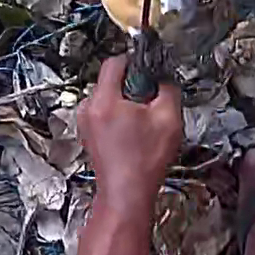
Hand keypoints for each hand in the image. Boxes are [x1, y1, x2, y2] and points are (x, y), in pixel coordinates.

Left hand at [79, 56, 183, 210]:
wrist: (127, 194)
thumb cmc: (143, 162)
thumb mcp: (168, 118)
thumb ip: (168, 88)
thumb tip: (164, 77)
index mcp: (104, 101)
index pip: (115, 62)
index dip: (135, 61)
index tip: (148, 68)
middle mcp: (88, 109)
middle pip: (110, 80)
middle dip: (133, 85)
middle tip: (150, 100)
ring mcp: (85, 122)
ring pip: (108, 96)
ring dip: (126, 101)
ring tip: (143, 120)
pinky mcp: (88, 133)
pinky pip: (104, 112)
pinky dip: (119, 115)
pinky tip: (133, 132)